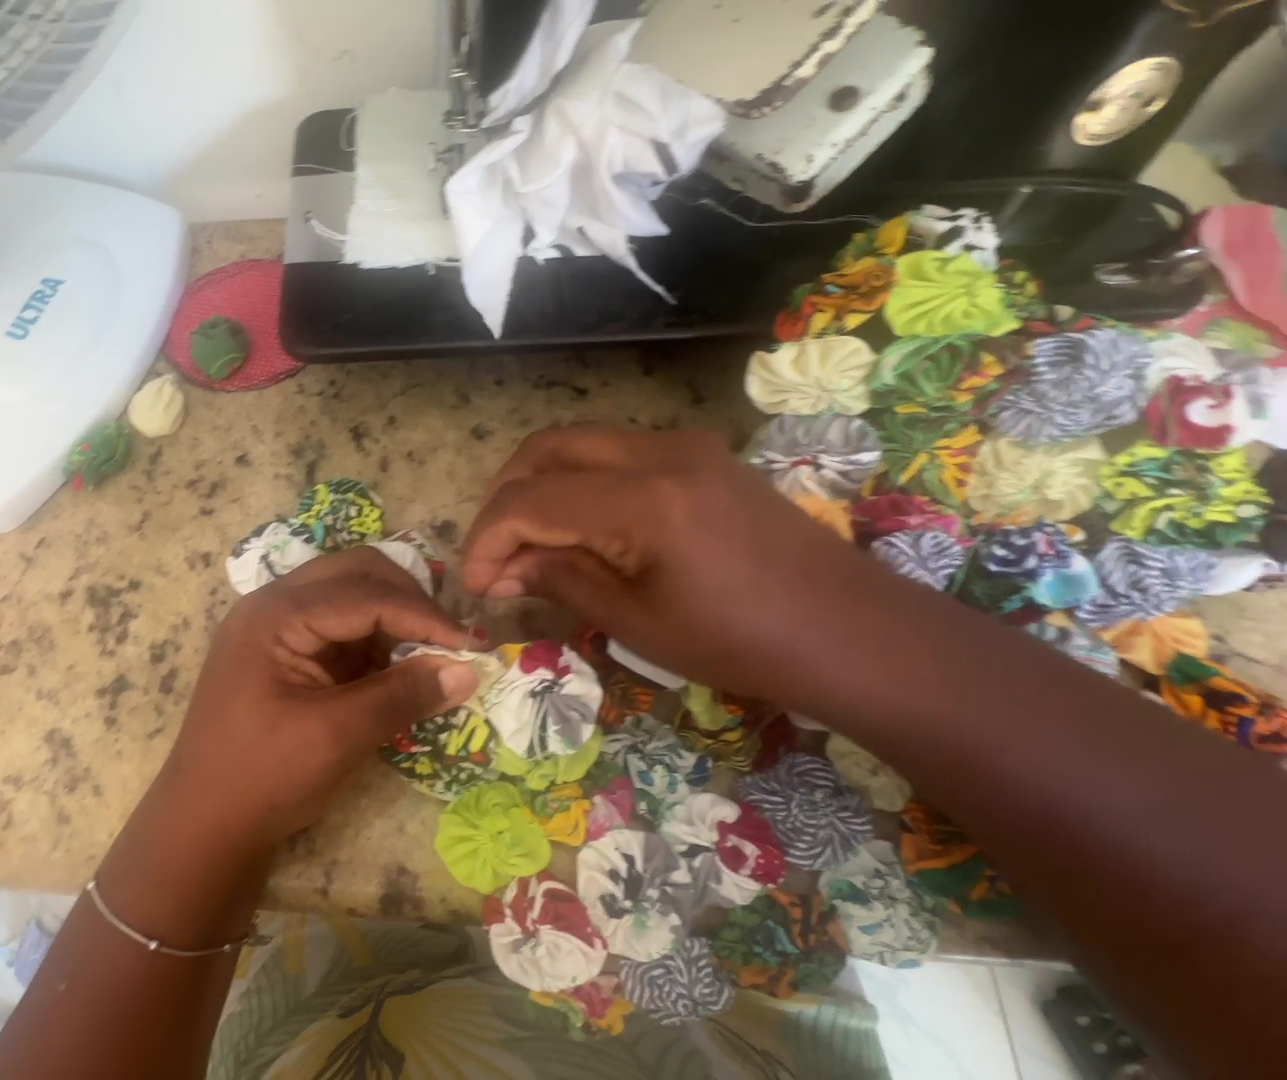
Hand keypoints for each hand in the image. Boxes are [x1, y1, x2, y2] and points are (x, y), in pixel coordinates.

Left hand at [152, 548, 479, 856]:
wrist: (202, 827)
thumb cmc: (261, 778)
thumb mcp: (336, 736)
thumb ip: (401, 696)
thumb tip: (469, 670)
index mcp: (275, 614)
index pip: (365, 594)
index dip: (424, 616)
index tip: (473, 646)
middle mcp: (272, 607)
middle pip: (354, 575)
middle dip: (407, 600)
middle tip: (449, 640)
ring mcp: (274, 630)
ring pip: (348, 598)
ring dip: (392, 621)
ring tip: (430, 661)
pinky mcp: (283, 656)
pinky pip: (338, 631)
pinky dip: (373, 645)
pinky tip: (398, 675)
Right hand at [459, 426, 925, 707]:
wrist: (850, 632)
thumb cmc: (742, 642)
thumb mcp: (636, 622)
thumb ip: (560, 579)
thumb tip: (503, 569)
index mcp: (643, 499)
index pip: (531, 498)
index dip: (488, 538)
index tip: (474, 583)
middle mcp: (659, 451)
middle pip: (546, 448)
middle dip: (504, 497)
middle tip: (493, 554)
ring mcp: (684, 446)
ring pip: (579, 443)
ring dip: (539, 485)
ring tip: (527, 545)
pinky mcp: (700, 456)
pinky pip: (615, 453)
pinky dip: (578, 482)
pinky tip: (577, 528)